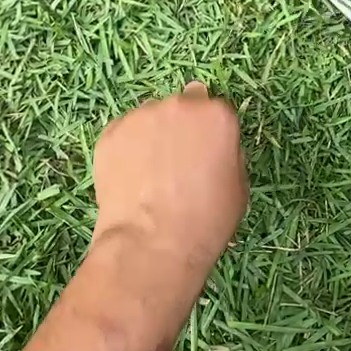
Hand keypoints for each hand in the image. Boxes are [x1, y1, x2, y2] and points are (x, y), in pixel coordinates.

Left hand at [91, 82, 246, 271]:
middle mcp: (179, 105)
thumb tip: (213, 144)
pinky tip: (131, 179)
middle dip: (181, 129)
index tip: (205, 156)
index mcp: (216, 115)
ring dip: (153, 137)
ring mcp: (142, 116)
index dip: (211, 135)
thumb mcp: (238, 187)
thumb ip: (227, 153)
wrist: (151, 244)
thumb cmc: (206, 221)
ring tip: (151, 176)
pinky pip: (124, 134)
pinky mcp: (112, 131)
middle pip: (182, 107)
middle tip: (177, 166)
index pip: (216, 111)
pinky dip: (128, 149)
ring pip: (151, 118)